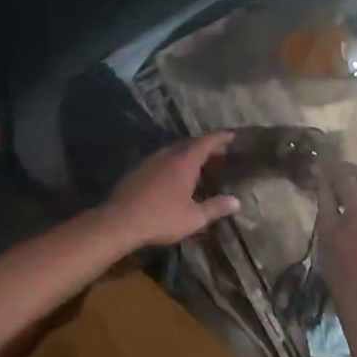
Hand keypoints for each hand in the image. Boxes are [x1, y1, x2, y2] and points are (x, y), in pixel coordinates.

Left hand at [94, 133, 240, 248]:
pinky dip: (174, 160)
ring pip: (174, 149)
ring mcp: (151, 160)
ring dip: (189, 152)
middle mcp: (168, 155)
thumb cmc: (161, 218)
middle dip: (206, 145)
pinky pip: (162, 158)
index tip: (231, 136)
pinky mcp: (138, 169)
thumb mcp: (193, 218)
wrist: (119, 221)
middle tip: (219, 152)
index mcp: (185, 162)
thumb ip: (215, 208)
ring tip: (199, 162)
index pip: (207, 141)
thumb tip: (237, 202)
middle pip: (190, 142)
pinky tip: (174, 175)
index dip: (221, 137)